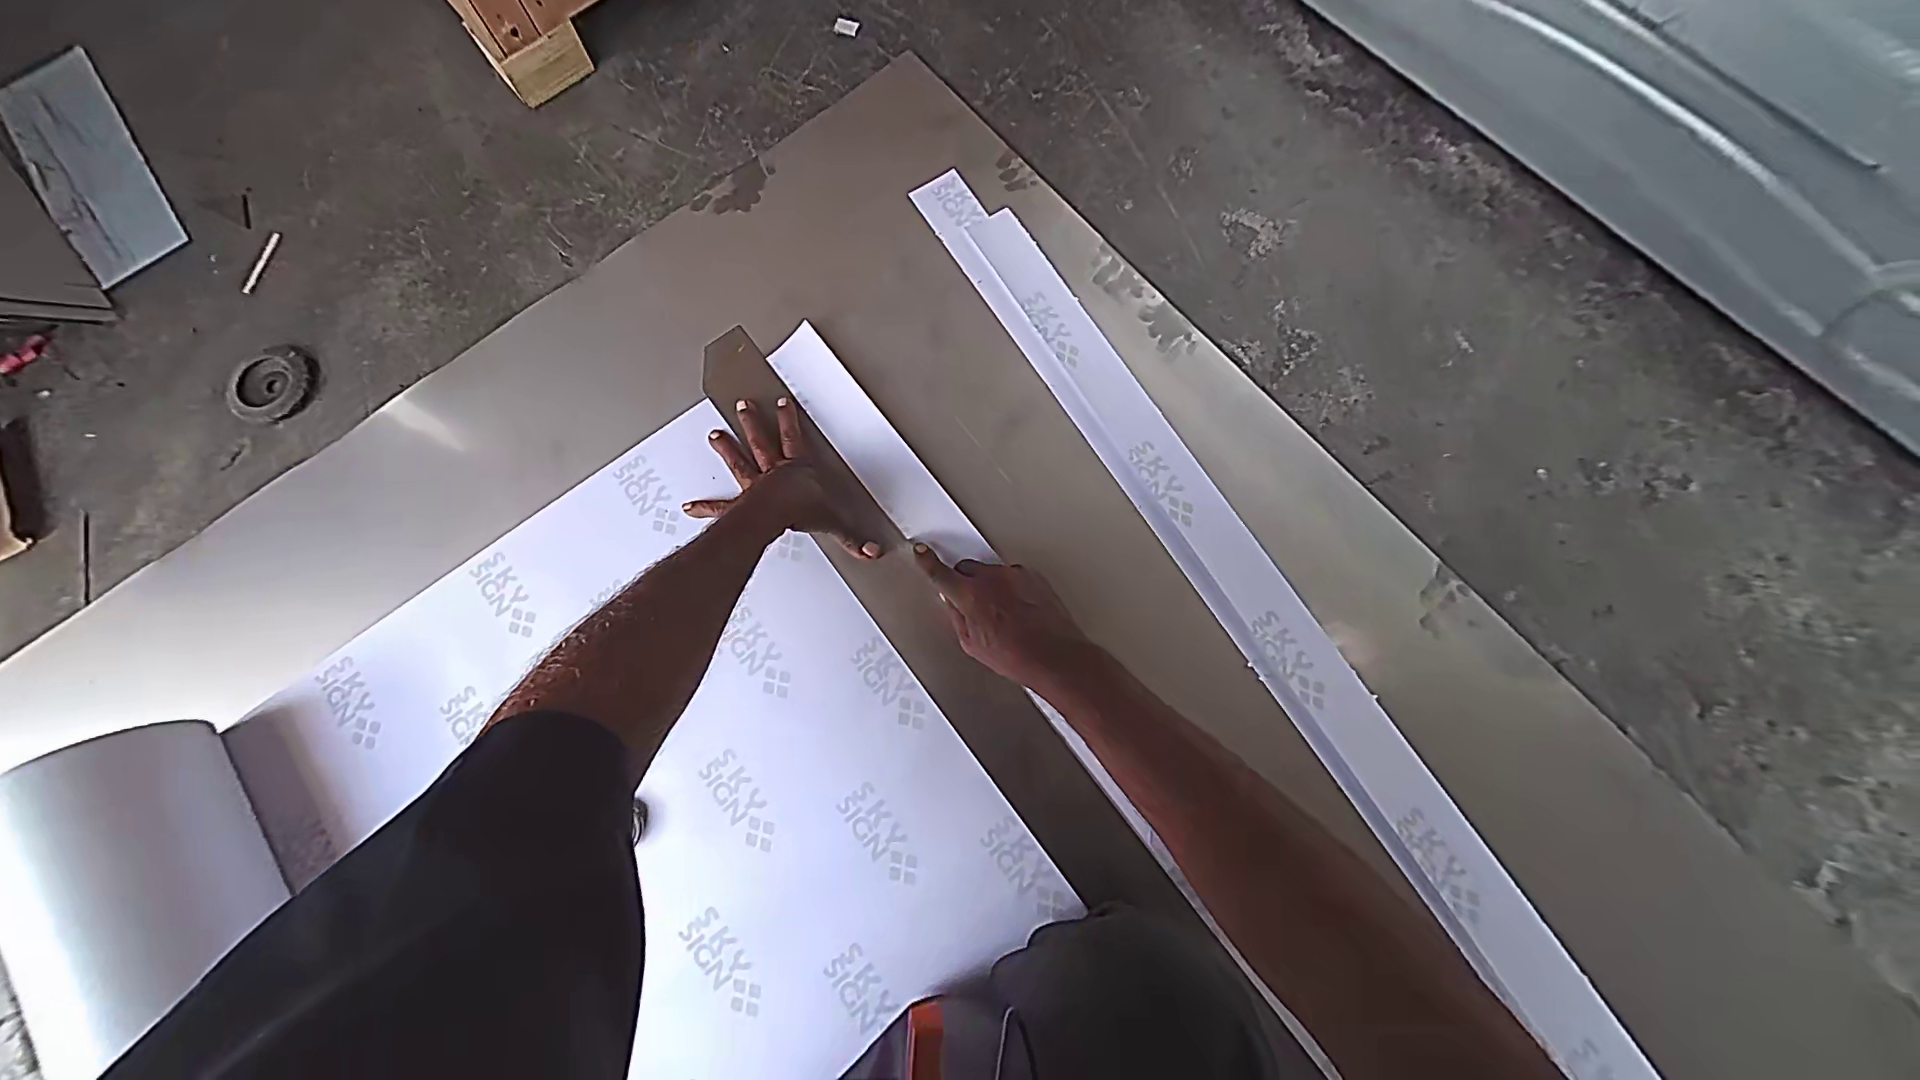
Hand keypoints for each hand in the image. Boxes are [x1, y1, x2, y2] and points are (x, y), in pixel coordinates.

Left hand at [685, 397, 880, 559]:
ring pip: (740, 461)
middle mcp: (775, 472)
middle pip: (763, 441)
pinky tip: (691, 506)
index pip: (795, 438)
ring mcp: (756, 485)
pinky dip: (707, 506)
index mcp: (798, 469)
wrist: (780, 513)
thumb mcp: (836, 522)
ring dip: (727, 448)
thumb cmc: (804, 509)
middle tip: (744, 406)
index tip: (783, 403)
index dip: (789, 420)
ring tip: (715, 435)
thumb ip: (852, 538)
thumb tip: (871, 551)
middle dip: (753, 423)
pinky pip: (723, 505)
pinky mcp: (743, 504)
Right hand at [912, 544, 1097, 687]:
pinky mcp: (1034, 576)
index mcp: (971, 595)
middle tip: (973, 606)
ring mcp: (1015, 575)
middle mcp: (993, 579)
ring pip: (992, 572)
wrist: (1054, 656)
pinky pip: (1014, 577)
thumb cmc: (1018, 655)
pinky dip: (1012, 589)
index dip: (928, 561)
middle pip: (967, 569)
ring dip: (992, 587)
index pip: (940, 572)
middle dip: (966, 583)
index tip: (922, 552)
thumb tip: (953, 606)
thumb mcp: (972, 644)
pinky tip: (1018, 611)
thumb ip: (957, 617)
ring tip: (1003, 615)